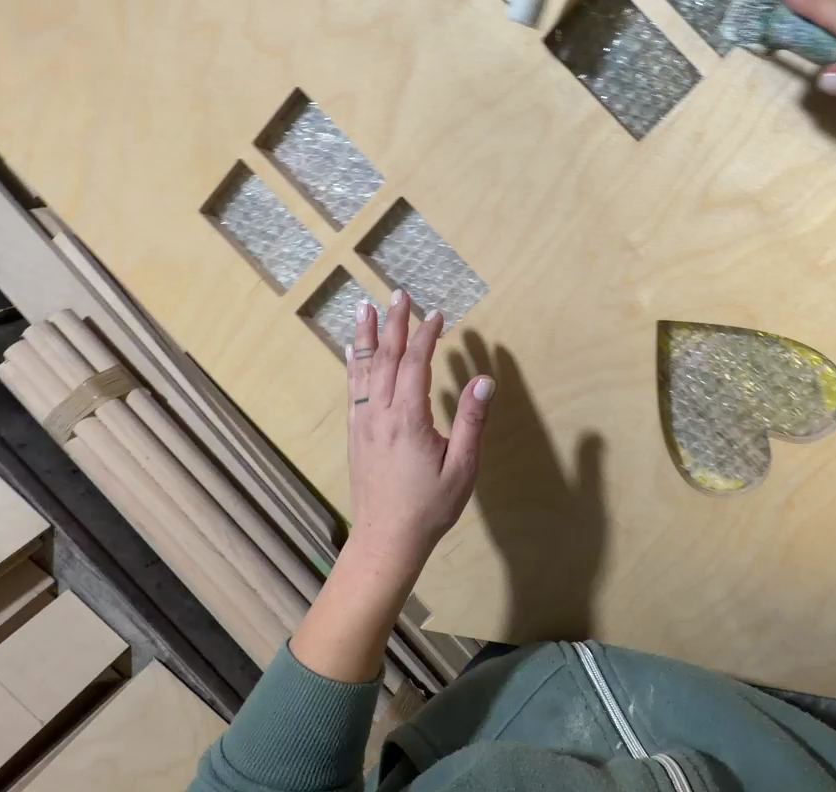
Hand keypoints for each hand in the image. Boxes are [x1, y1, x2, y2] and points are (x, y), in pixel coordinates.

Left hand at [344, 289, 492, 575]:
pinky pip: (352, 389)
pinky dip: (352, 363)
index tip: (438, 314)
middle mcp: (380, 415)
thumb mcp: (462, 468)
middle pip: (385, 358)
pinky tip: (350, 350)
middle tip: (399, 294)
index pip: (415, 364)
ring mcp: (363, 424)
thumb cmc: (430, 507)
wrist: (386, 541)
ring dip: (365, 336)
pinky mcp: (356, 434)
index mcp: (408, 420)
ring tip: (365, 308)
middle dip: (394, 323)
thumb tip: (484, 381)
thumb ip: (472, 423)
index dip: (427, 336)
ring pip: (362, 369)